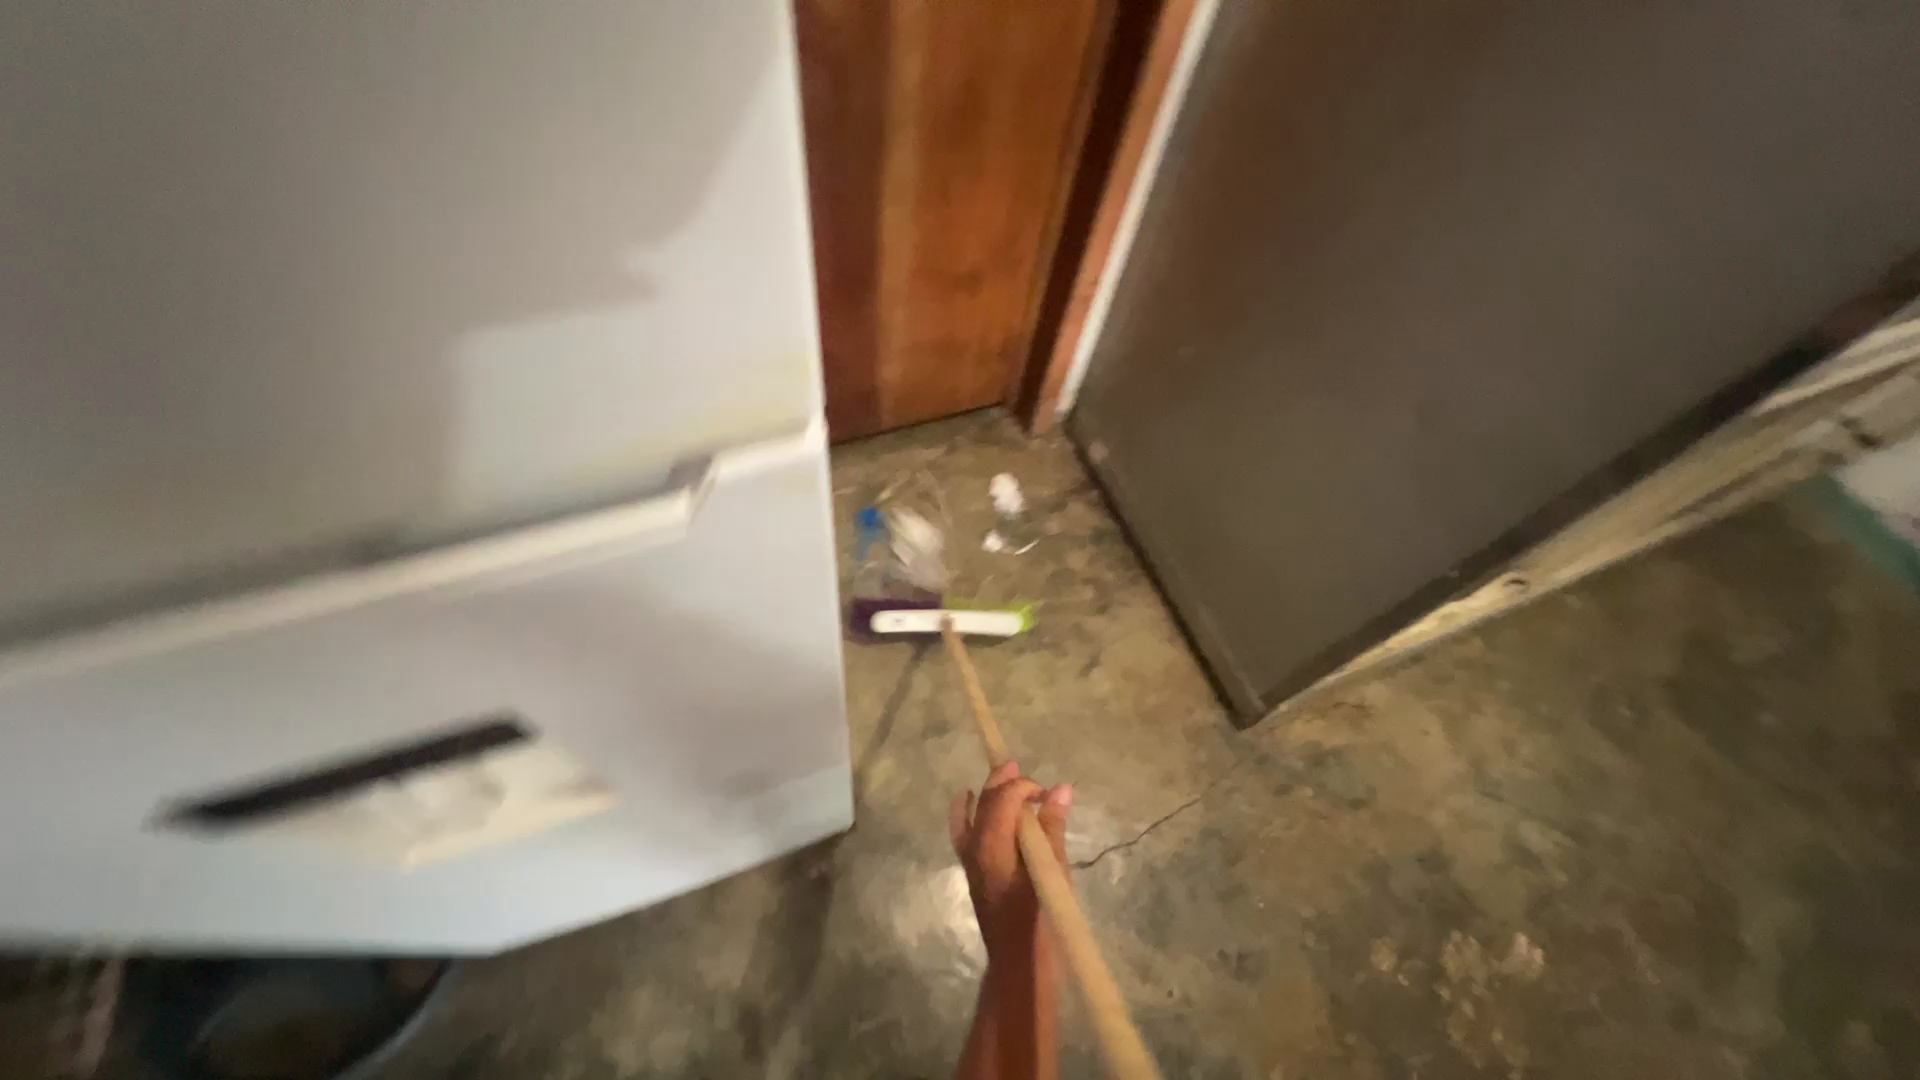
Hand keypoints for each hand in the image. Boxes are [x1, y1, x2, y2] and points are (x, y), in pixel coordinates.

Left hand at [949, 761, 1071, 954]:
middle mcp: (975, 847)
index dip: (1024, 786)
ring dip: (991, 794)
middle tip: (1023, 769)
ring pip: (975, 814)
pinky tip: (966, 800)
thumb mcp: (1054, 871)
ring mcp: (970, 860)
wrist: (1019, 967)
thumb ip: (1053, 828)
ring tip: (1007, 777)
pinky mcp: (973, 872)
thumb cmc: (1041, 922)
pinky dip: (965, 813)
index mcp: (993, 845)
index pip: (1003, 798)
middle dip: (1004, 781)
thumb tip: (1061, 789)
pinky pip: (963, 833)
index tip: (1048, 792)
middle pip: (986, 801)